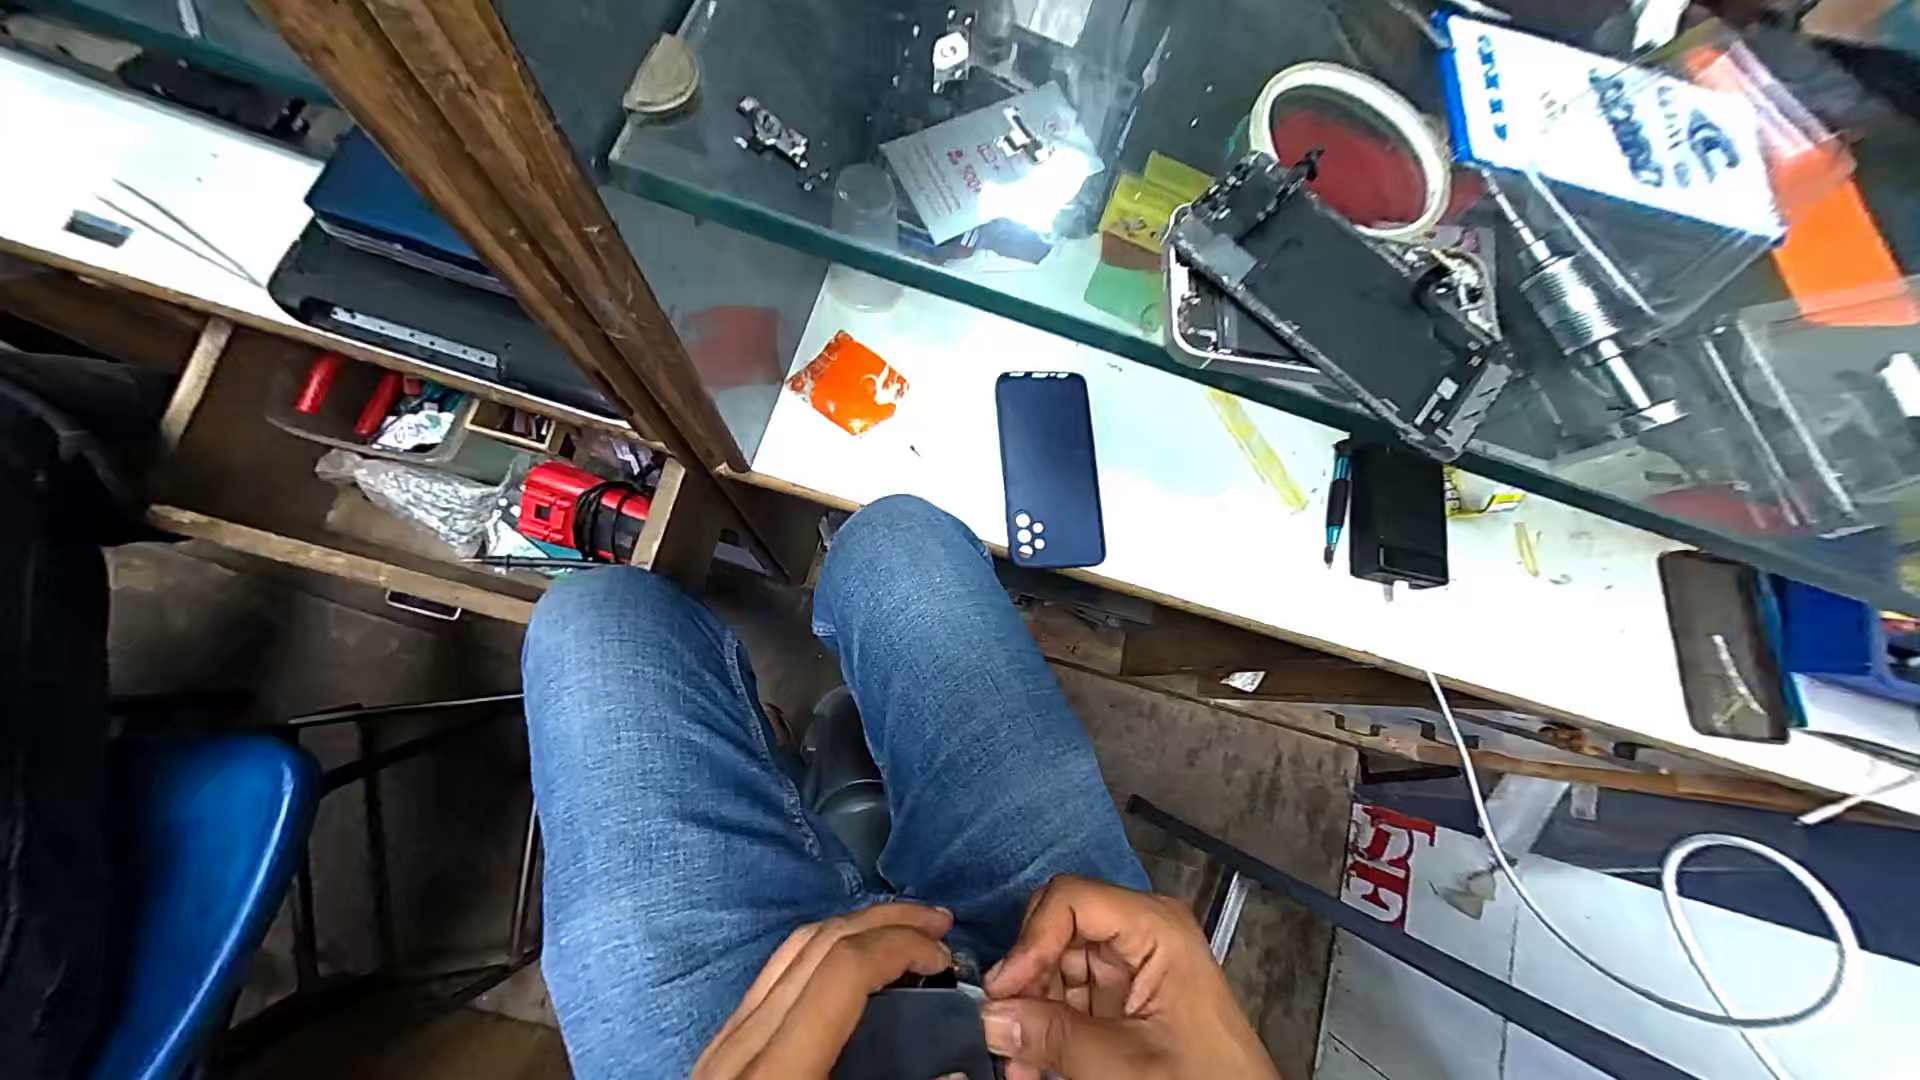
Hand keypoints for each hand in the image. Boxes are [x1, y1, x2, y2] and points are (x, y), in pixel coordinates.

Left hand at [693, 903, 954, 1079]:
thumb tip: (959, 1073)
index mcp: (775, 1078)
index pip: (842, 972)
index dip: (900, 947)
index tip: (944, 958)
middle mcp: (743, 1045)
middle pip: (821, 941)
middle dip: (888, 919)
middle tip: (939, 922)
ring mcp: (725, 1040)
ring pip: (797, 945)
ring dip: (859, 924)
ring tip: (905, 927)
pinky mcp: (720, 1047)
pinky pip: (779, 969)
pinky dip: (827, 946)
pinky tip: (853, 958)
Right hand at [982, 875, 1281, 1079]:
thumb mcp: (1126, 1068)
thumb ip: (1055, 1038)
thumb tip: (990, 1017)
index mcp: (1153, 925)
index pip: (1072, 899)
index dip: (1032, 938)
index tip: (1003, 989)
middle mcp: (1139, 928)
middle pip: (1060, 925)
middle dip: (1028, 975)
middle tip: (1003, 1023)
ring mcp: (1129, 959)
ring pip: (1057, 960)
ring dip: (1031, 1007)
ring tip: (1016, 1062)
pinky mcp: (1121, 991)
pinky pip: (1069, 991)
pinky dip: (1047, 1022)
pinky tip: (1032, 1063)